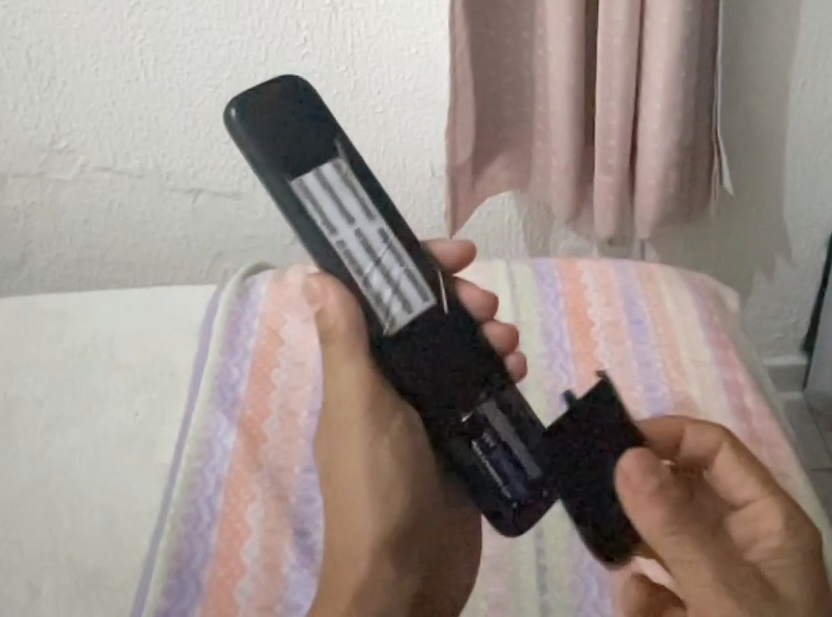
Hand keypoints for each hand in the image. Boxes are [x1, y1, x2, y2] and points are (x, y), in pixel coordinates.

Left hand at [307, 239, 520, 616]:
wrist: (407, 577)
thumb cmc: (376, 484)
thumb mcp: (359, 405)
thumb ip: (345, 341)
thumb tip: (314, 275)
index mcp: (361, 369)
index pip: (386, 298)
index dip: (419, 266)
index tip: (460, 253)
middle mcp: (394, 381)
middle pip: (432, 317)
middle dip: (463, 300)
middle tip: (487, 306)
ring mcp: (431, 407)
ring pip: (464, 347)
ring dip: (489, 332)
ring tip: (507, 343)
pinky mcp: (463, 433)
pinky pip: (487, 384)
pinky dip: (503, 368)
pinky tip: (517, 370)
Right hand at [613, 417, 831, 616]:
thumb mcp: (723, 594)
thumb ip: (675, 526)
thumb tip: (626, 454)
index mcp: (768, 520)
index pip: (715, 450)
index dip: (667, 436)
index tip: (615, 442)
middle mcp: (746, 543)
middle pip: (686, 492)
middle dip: (642, 494)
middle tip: (594, 493)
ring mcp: (725, 586)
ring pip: (668, 541)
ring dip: (635, 545)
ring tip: (607, 549)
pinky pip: (663, 591)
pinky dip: (643, 596)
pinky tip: (634, 606)